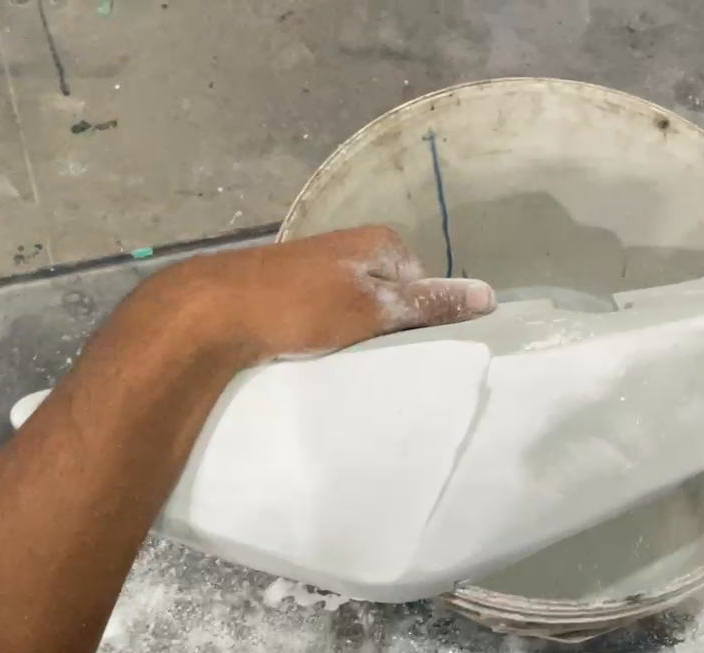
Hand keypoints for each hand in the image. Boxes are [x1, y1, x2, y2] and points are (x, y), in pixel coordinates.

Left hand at [137, 225, 495, 369]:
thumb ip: (432, 303)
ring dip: (362, 336)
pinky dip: (334, 337)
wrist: (212, 314)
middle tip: (381, 358)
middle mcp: (353, 248)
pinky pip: (335, 318)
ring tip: (350, 359)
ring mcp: (322, 269)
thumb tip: (490, 295)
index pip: (427, 287)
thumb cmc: (301, 308)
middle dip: (392, 327)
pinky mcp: (296, 292)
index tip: (409, 347)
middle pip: (396, 298)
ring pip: (365, 310)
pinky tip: (322, 355)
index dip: (423, 319)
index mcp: (380, 242)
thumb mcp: (376, 309)